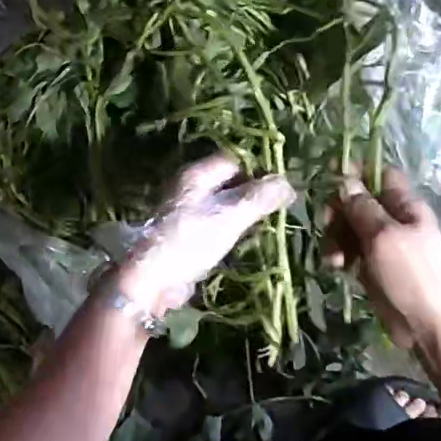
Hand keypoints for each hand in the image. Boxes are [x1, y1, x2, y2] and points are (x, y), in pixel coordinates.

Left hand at [111, 153, 294, 316]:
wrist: (152, 280)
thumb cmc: (190, 242)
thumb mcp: (230, 217)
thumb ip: (259, 198)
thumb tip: (289, 183)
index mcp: (196, 175)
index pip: (234, 159)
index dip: (259, 168)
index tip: (283, 185)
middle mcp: (189, 187)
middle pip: (229, 181)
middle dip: (255, 191)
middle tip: (281, 205)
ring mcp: (185, 211)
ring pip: (223, 203)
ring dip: (245, 211)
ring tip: (271, 221)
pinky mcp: (186, 234)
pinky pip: (216, 223)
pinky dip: (233, 227)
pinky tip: (249, 238)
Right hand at [324, 168, 440, 355]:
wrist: (431, 328)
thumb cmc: (413, 276)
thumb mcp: (384, 236)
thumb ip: (362, 207)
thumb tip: (344, 181)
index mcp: (404, 206)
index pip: (379, 174)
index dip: (355, 172)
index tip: (330, 179)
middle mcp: (393, 220)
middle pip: (357, 201)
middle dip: (338, 211)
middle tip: (327, 224)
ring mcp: (383, 245)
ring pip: (349, 228)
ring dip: (335, 238)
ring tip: (333, 259)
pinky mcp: (373, 267)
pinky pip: (349, 251)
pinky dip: (339, 256)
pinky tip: (335, 268)